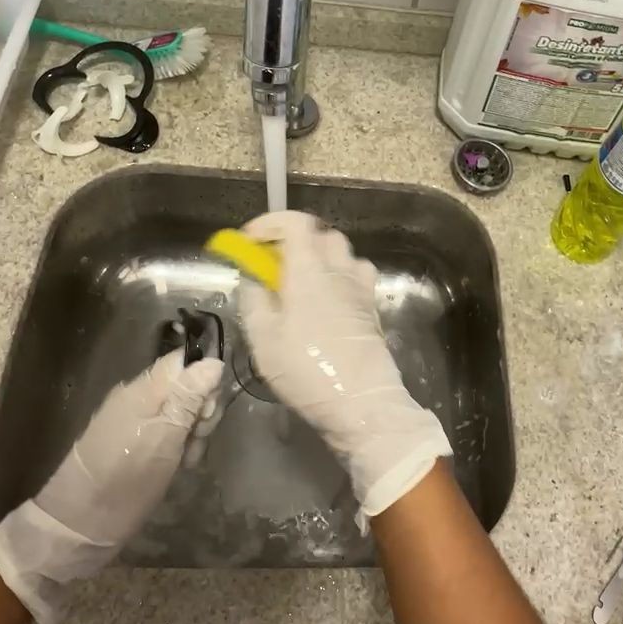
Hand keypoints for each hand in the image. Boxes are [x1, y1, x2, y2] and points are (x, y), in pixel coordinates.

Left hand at [0, 351, 222, 623]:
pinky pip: (161, 427)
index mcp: (144, 389)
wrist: (74, 526)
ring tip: (186, 460)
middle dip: (200, 410)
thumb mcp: (166, 439)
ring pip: (176, 409)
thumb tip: (213, 362)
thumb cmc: (126, 482)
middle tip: (197, 441)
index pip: (185, 361)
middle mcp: (135, 396)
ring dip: (190, 431)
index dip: (206, 380)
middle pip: (184, 385)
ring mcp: (129, 418)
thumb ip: (189, 398)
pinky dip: (174, 443)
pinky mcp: (126, 440)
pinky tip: (175, 465)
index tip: (208, 412)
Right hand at [238, 211, 451, 518]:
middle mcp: (340, 268)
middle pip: (320, 234)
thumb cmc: (306, 369)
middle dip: (294, 241)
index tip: (250, 241)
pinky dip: (337, 278)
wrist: (361, 401)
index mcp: (310, 269)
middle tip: (272, 265)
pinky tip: (325, 304)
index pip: (294, 222)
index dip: (269, 223)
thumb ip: (254, 299)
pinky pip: (354, 276)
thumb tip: (252, 278)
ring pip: (341, 254)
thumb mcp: (263, 339)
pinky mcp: (372, 306)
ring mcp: (361, 286)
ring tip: (298, 286)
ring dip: (319, 259)